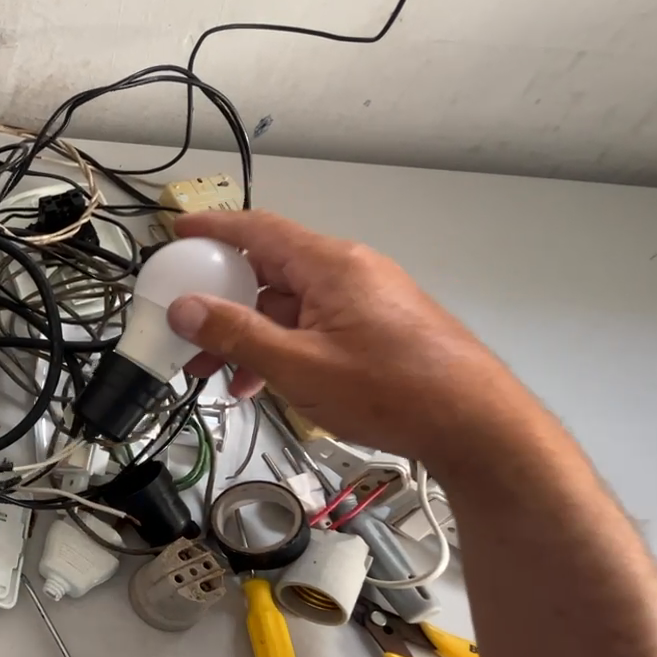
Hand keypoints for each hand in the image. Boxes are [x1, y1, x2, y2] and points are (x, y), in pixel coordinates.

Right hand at [168, 211, 532, 466]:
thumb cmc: (391, 391)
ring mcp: (363, 301)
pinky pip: (308, 326)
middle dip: (219, 300)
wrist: (478, 427)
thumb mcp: (296, 365)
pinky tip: (258, 383)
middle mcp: (348, 273)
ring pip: (284, 305)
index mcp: (331, 266)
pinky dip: (275, 347)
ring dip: (244, 333)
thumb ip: (234, 334)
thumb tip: (183, 308)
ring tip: (214, 371)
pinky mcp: (373, 328)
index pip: (259, 230)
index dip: (214, 228)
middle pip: (267, 272)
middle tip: (183, 326)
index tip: (178, 232)